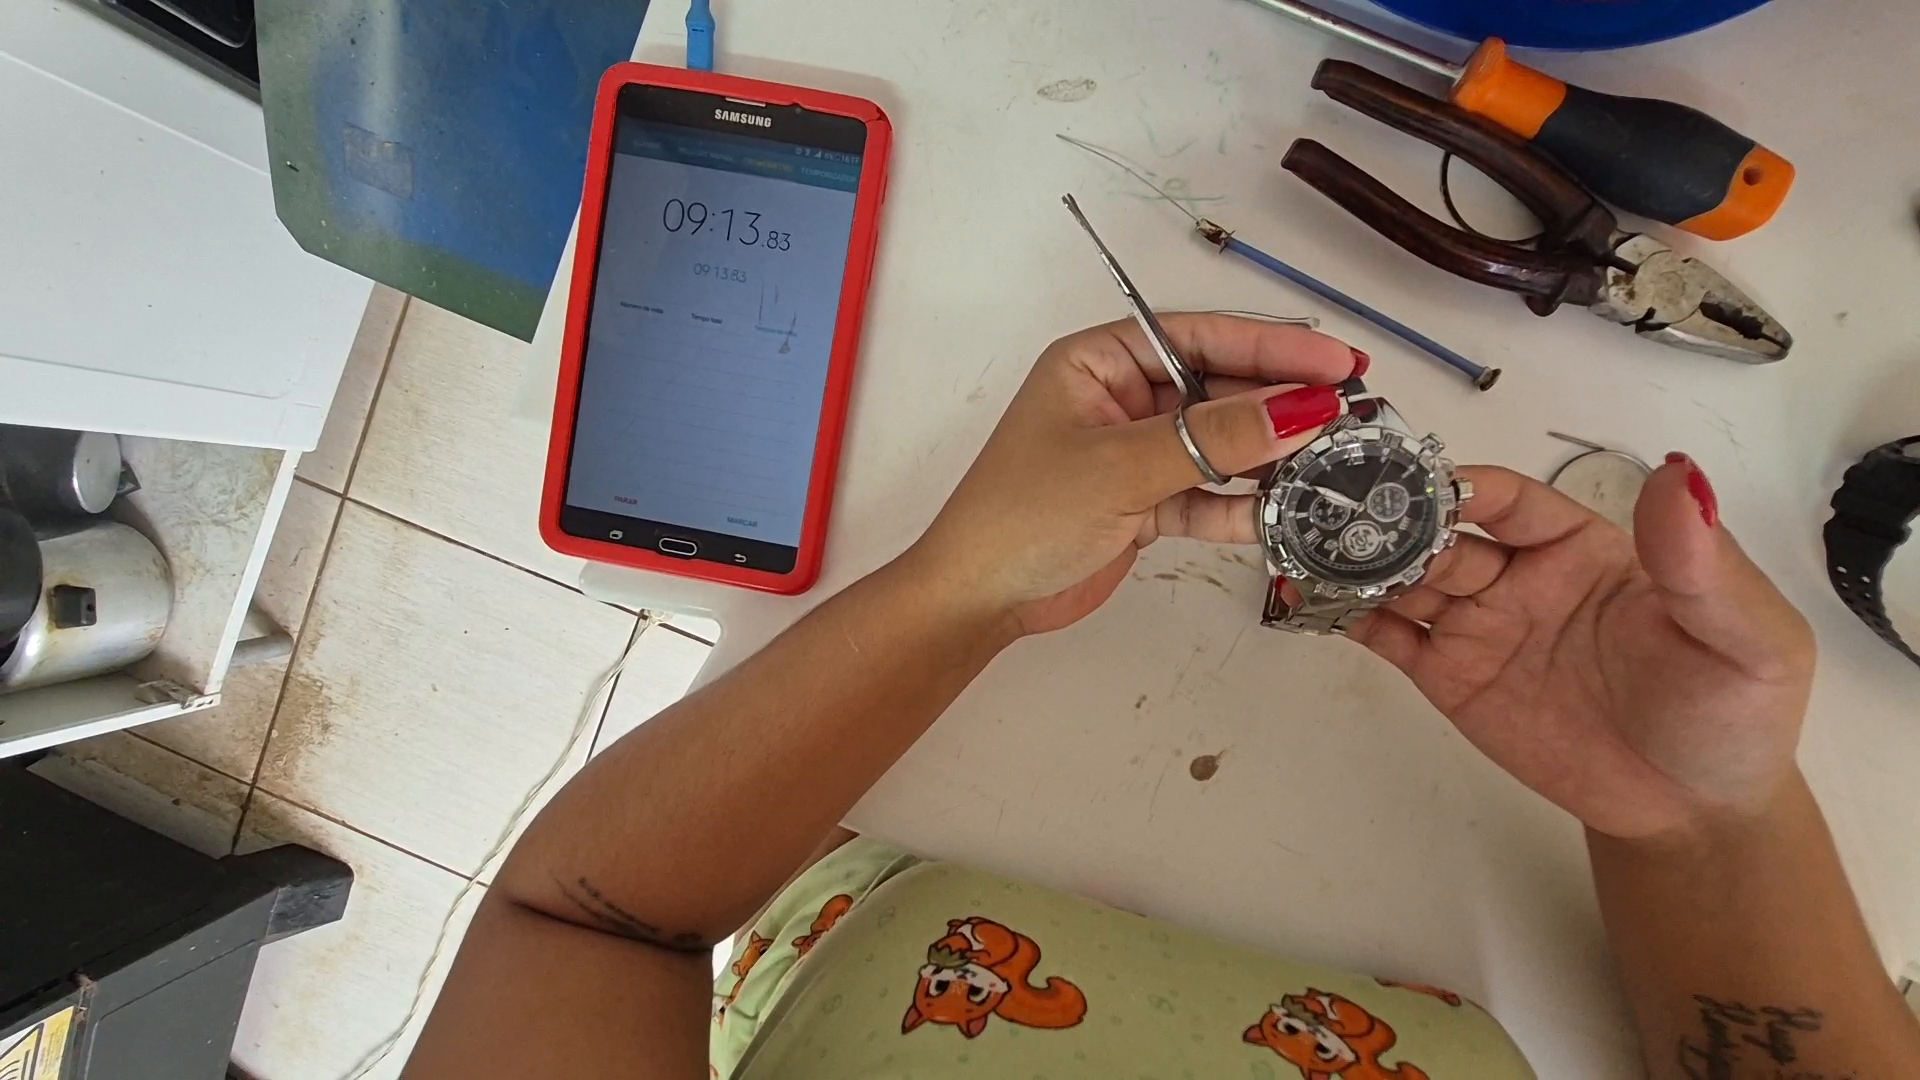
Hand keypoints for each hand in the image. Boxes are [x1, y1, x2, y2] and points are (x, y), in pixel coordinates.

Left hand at [907, 314, 1359, 635]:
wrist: (980, 599)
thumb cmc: (1026, 514)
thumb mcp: (1120, 466)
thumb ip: (1214, 438)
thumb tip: (1305, 409)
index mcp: (1099, 363)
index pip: (1199, 337)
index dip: (1272, 347)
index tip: (1339, 364)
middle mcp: (1120, 399)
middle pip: (1215, 389)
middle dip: (1278, 405)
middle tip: (1352, 416)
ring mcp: (1132, 453)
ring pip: (1215, 444)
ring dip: (1267, 458)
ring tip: (1332, 465)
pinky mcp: (1141, 502)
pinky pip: (1202, 494)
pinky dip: (1236, 504)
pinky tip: (1280, 513)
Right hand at [1346, 459, 1816, 839]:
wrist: (1683, 810)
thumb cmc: (1725, 716)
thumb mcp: (1744, 638)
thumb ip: (1701, 562)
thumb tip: (1674, 471)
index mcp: (1577, 552)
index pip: (1510, 504)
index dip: (1463, 489)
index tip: (1414, 484)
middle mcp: (1513, 579)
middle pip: (1439, 541)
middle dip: (1389, 526)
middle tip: (1337, 518)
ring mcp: (1471, 627)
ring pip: (1400, 582)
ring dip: (1356, 566)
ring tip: (1305, 553)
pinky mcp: (1441, 673)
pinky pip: (1386, 636)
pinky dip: (1345, 616)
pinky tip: (1311, 602)